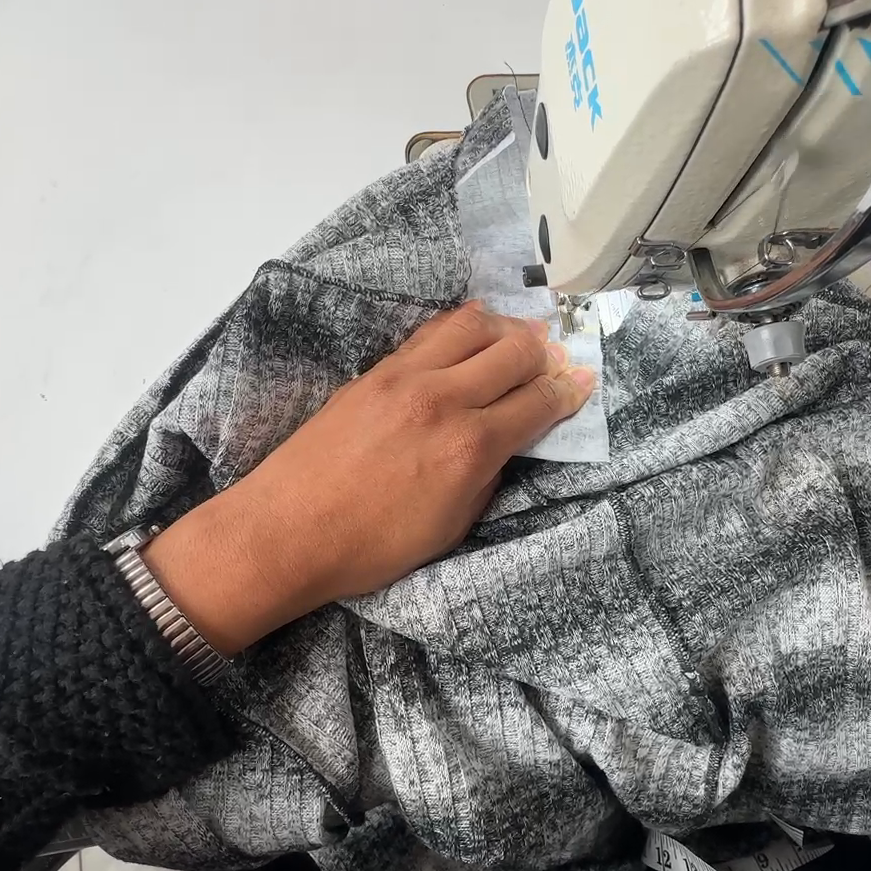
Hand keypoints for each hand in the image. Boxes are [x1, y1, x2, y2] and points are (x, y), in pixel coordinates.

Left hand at [141, 302, 595, 652]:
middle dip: (545, 353)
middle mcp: (445, 399)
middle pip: (514, 350)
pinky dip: (460, 329)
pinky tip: (469, 334)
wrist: (287, 531)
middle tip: (553, 360)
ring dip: (504, 327)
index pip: (538, 401)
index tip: (584, 380)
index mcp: (471, 447)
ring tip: (515, 338)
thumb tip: (505, 442)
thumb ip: (488, 476)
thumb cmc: (373, 546)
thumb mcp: (451, 527)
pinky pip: (429, 333)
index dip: (569, 390)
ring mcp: (406, 377)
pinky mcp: (375, 371)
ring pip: (472, 324)